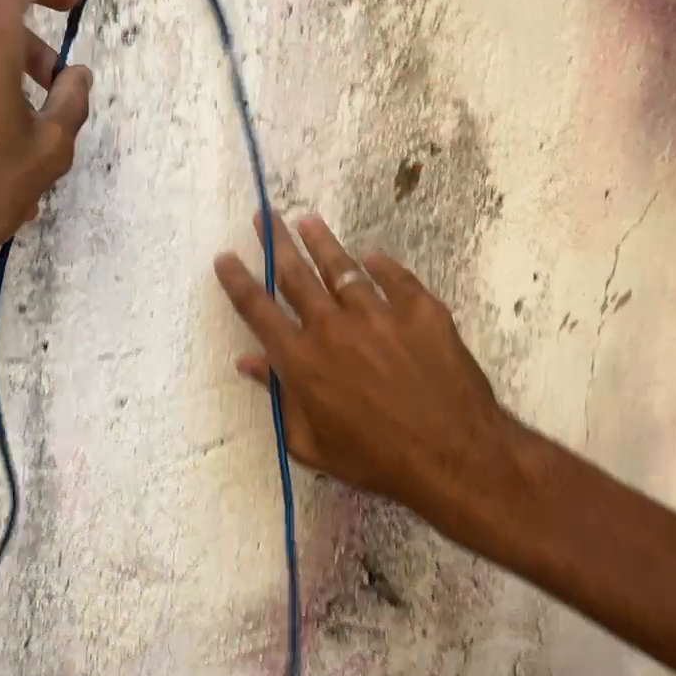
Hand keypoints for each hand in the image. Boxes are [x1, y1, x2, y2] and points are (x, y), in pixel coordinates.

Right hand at [213, 214, 521, 522]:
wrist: (451, 454)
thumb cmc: (372, 459)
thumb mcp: (309, 441)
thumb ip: (278, 397)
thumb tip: (250, 363)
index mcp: (299, 361)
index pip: (257, 310)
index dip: (237, 281)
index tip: (225, 257)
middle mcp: (332, 327)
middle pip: (295, 274)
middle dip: (275, 242)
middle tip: (264, 217)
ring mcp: (378, 314)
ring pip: (341, 267)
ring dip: (320, 241)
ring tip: (307, 221)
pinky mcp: (421, 310)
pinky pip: (394, 277)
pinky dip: (379, 265)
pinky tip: (371, 257)